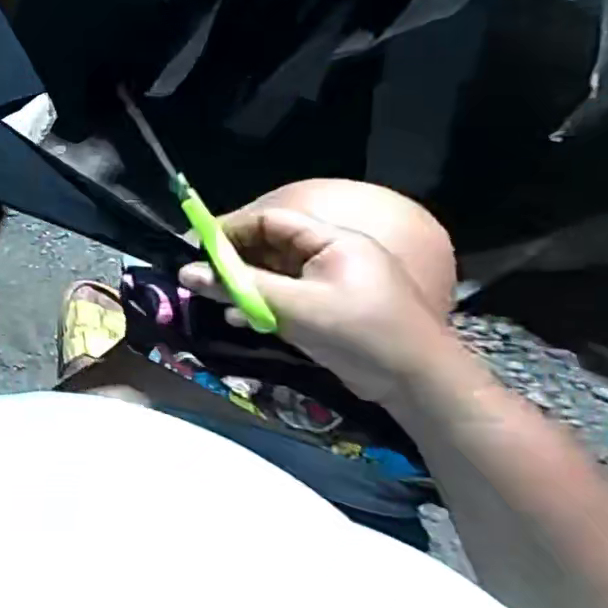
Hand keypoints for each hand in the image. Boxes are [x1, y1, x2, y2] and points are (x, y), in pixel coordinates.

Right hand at [178, 206, 468, 404]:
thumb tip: (185, 272)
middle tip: (201, 276)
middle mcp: (333, 255)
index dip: (230, 229)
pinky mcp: (327, 307)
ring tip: (216, 299)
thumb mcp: (292, 307)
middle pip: (268, 246)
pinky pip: (282, 294)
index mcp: (334, 241)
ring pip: (271, 272)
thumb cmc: (360, 334)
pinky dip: (259, 302)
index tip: (197, 247)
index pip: (270, 220)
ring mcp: (331, 282)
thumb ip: (237, 287)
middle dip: (232, 261)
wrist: (421, 387)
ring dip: (242, 285)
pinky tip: (240, 318)